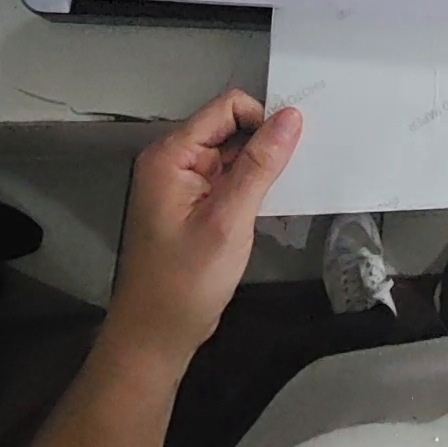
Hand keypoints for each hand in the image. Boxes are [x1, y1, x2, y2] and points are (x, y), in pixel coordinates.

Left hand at [104, 90, 301, 364]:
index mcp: (172, 156)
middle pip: (232, 125)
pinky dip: (254, 182)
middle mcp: (175, 160)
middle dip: (265, 141)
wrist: (155, 339)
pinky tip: (269, 201)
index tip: (289, 148)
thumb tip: (292, 116)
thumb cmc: (186, 281)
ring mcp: (185, 181)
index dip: (262, 119)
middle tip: (291, 170)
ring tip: (284, 188)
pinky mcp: (196, 201)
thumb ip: (261, 164)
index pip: (227, 107)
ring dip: (261, 164)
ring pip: (236, 149)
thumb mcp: (229, 219)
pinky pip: (232, 174)